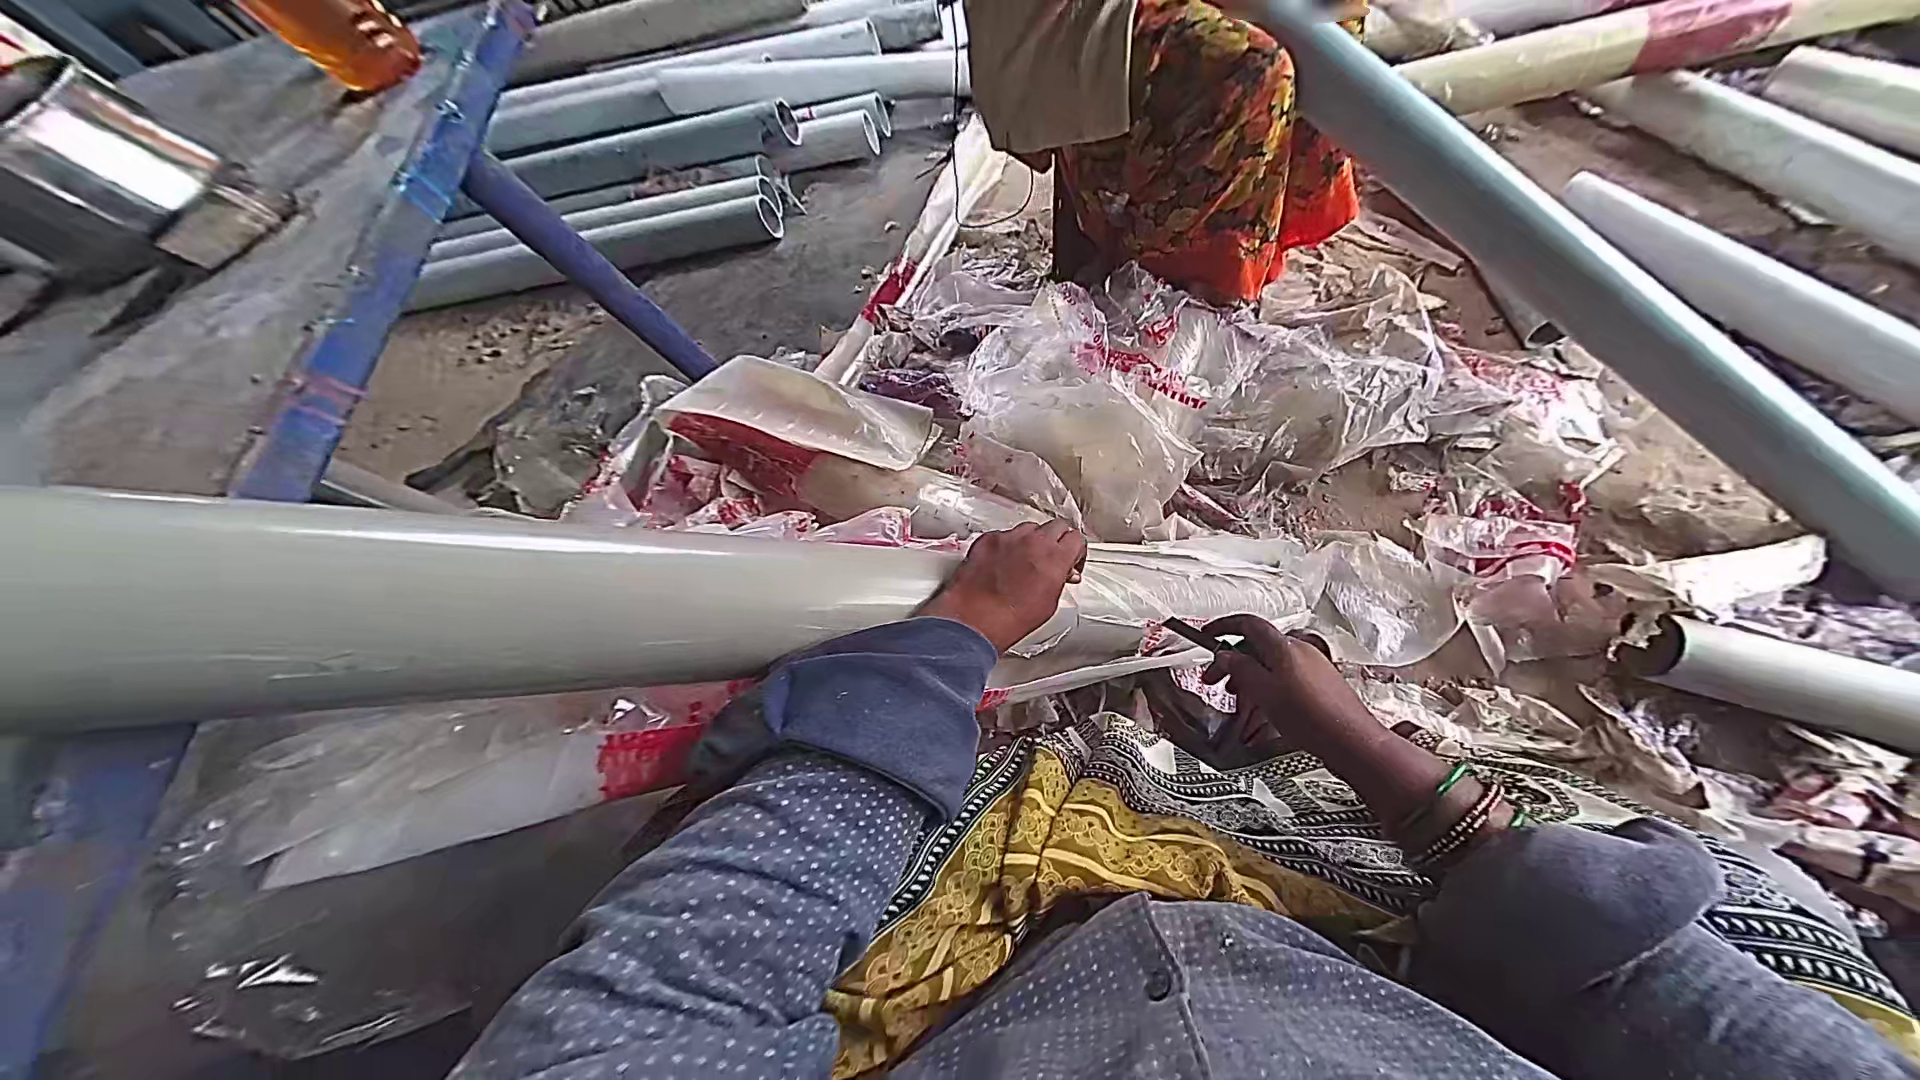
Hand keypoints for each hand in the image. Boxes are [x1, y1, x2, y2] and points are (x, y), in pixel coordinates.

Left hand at [918, 521, 1085, 652]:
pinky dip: (1007, 545)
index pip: (1076, 538)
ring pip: (1029, 528)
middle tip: (1052, 557)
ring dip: (1032, 540)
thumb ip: (1059, 579)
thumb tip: (1060, 575)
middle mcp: (1034, 541)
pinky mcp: (988, 539)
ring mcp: (1009, 537)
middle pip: (1056, 526)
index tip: (1071, 559)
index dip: (1075, 550)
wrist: (976, 618)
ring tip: (1025, 561)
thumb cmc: (1010, 617)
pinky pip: (1004, 534)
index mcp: (1055, 557)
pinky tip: (1003, 562)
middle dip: (1056, 541)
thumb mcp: (1049, 602)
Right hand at [1198, 615, 1374, 741]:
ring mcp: (1312, 664)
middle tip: (1215, 676)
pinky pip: (1284, 672)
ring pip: (1270, 660)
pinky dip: (1266, 681)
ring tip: (1237, 693)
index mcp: (1284, 646)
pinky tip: (1263, 701)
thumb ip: (1240, 669)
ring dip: (1248, 672)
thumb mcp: (1262, 691)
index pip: (1247, 624)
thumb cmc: (1312, 718)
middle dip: (1231, 658)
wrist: (1352, 742)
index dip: (1223, 627)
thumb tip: (1226, 656)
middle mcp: (1300, 649)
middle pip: (1257, 643)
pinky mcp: (1320, 681)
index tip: (1208, 634)